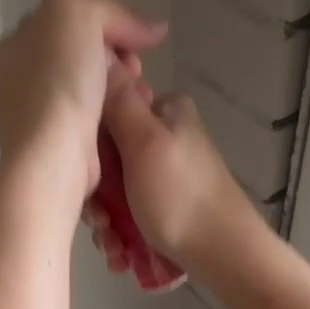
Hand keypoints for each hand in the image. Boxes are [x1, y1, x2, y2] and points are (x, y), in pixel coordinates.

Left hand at [0, 0, 167, 196]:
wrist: (55, 154)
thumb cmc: (56, 79)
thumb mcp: (75, 11)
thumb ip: (109, 9)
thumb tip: (150, 29)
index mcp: (4, 50)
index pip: (60, 20)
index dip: (99, 18)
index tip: (127, 33)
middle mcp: (15, 82)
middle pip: (79, 52)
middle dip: (115, 52)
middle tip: (132, 64)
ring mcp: (37, 115)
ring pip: (92, 83)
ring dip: (123, 79)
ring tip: (137, 86)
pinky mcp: (60, 143)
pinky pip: (97, 113)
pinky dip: (118, 107)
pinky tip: (132, 107)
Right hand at [92, 72, 269, 268]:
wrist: (222, 254)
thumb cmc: (180, 197)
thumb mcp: (145, 142)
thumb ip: (119, 102)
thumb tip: (101, 55)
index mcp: (163, 113)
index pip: (105, 115)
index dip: (87, 151)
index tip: (88, 181)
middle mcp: (163, 138)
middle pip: (105, 159)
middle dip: (97, 197)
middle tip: (102, 222)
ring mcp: (162, 174)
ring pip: (112, 192)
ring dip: (106, 223)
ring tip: (114, 245)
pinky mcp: (163, 205)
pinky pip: (127, 214)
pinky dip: (120, 235)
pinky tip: (121, 253)